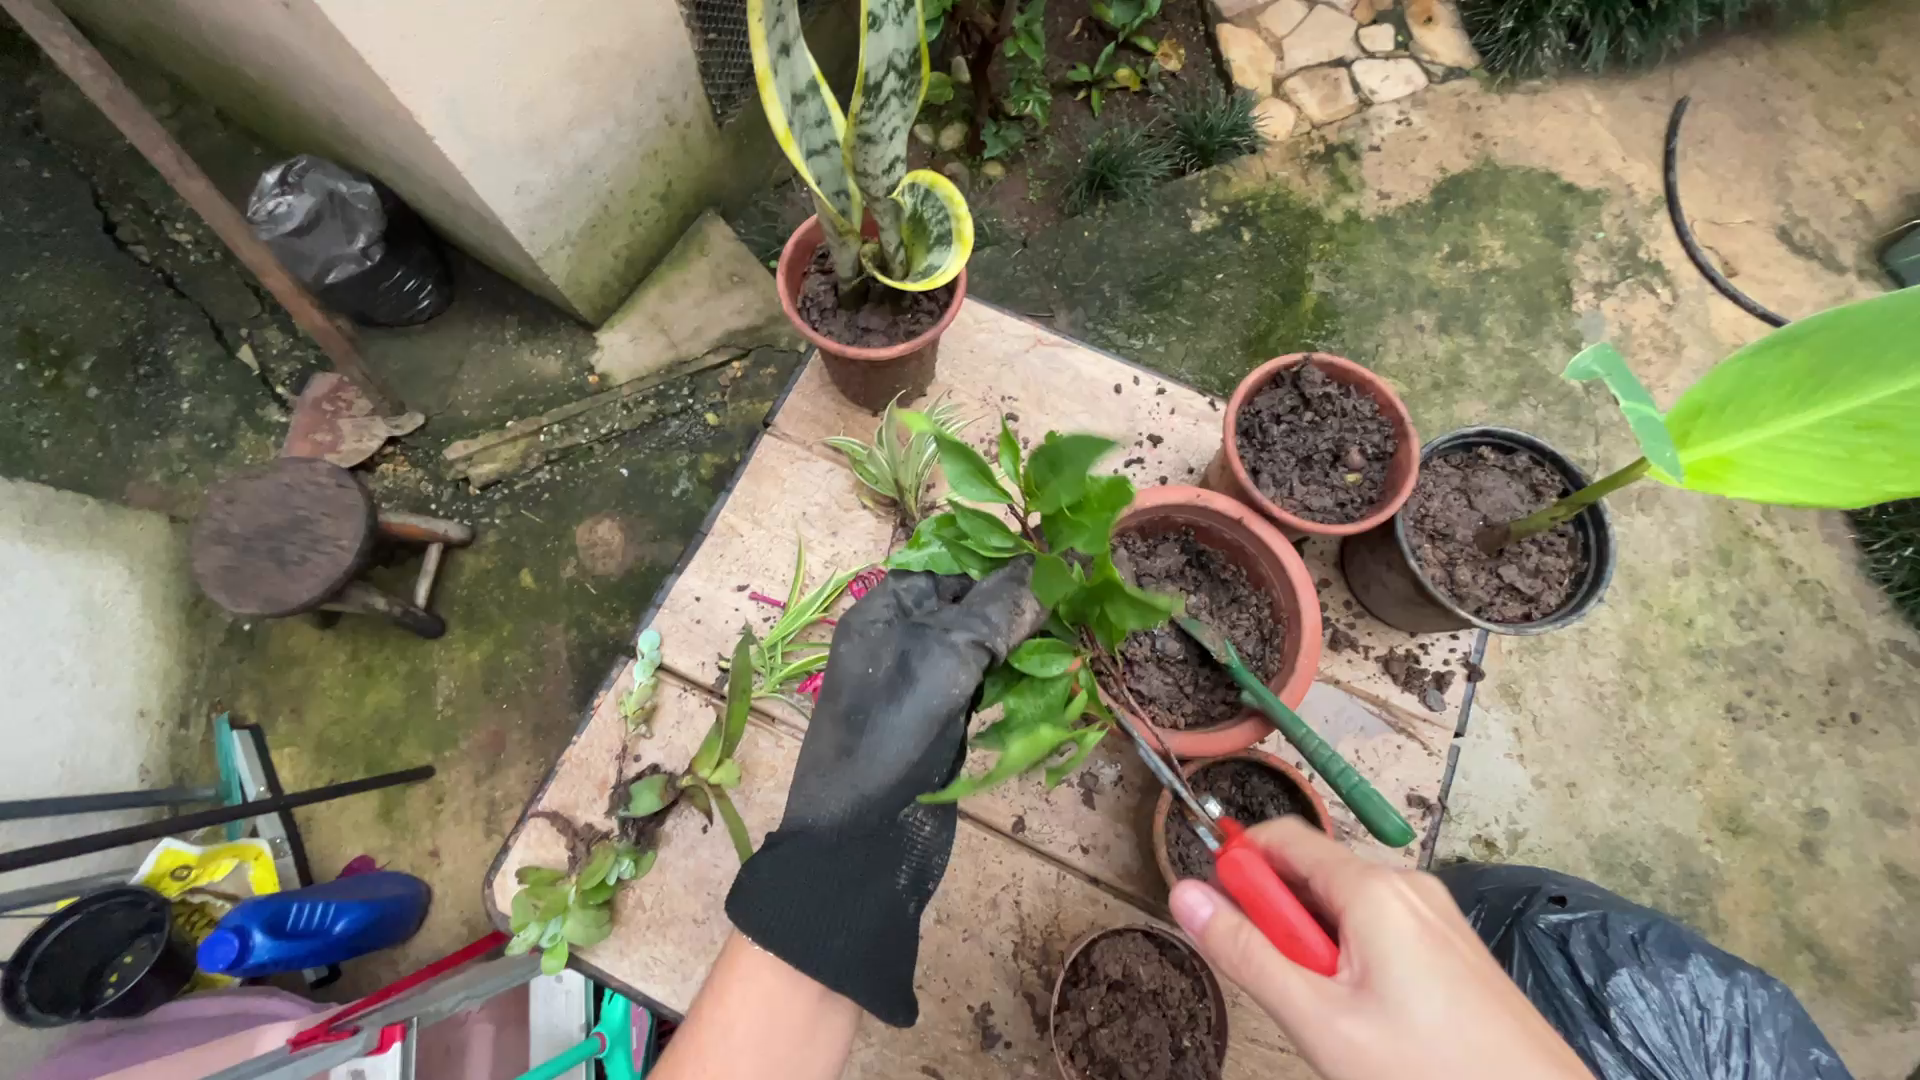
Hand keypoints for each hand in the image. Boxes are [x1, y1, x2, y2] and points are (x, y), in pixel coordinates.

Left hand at [726, 560, 1042, 1027]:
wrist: (862, 837)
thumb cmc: (893, 728)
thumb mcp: (946, 653)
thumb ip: (999, 607)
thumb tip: (1055, 563)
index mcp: (889, 606)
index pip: (952, 561)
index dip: (1003, 558)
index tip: (1058, 560)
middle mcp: (904, 634)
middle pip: (972, 600)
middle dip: (1021, 601)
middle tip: (1078, 599)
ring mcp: (923, 678)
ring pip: (984, 643)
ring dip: (1025, 641)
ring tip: (1074, 635)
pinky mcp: (944, 715)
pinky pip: (986, 681)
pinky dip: (1016, 677)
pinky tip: (1053, 676)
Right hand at [1168, 818, 1590, 1079]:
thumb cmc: (1433, 1076)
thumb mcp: (1320, 1022)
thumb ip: (1246, 954)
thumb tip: (1183, 894)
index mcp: (1372, 888)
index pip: (1280, 838)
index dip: (1241, 870)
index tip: (1231, 923)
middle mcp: (1406, 883)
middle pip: (1311, 872)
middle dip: (1285, 919)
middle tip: (1293, 988)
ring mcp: (1435, 912)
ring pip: (1343, 904)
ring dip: (1319, 944)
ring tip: (1338, 1015)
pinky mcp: (1452, 943)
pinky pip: (1379, 925)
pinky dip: (1355, 955)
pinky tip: (1376, 1018)